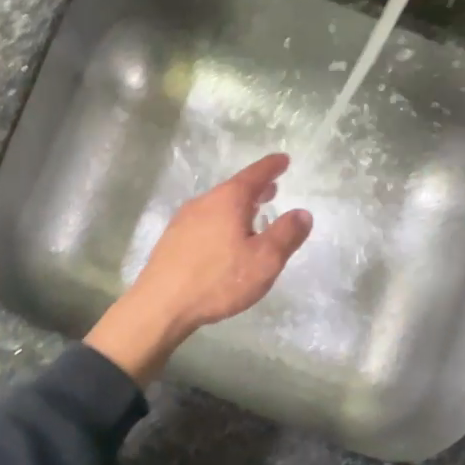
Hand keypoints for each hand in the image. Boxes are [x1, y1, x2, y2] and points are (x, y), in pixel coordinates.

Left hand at [85, 154, 313, 383]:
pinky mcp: (172, 240)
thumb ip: (286, 234)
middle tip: (272, 189)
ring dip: (237, 208)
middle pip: (234, 189)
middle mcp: (204, 203)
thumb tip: (302, 213)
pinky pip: (205, 222)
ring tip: (252, 216)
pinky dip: (221, 223)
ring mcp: (184, 221)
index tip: (283, 160)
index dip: (271, 167)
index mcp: (228, 200)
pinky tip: (224, 241)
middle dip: (255, 189)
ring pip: (217, 206)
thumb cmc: (218, 279)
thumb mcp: (264, 260)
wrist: (161, 304)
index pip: (255, 175)